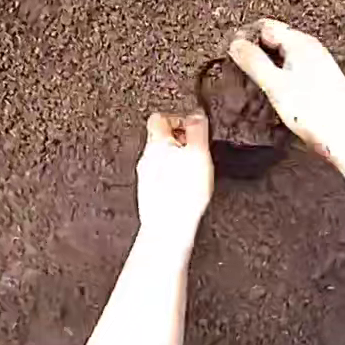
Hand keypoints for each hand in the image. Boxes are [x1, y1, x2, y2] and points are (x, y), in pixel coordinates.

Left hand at [136, 111, 212, 248]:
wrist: (168, 230)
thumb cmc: (182, 194)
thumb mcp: (198, 153)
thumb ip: (197, 129)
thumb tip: (196, 114)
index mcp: (155, 144)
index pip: (160, 117)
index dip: (179, 119)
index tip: (194, 129)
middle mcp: (147, 159)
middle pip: (161, 139)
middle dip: (180, 142)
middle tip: (197, 152)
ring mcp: (147, 178)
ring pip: (162, 160)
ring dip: (178, 161)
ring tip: (193, 173)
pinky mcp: (151, 195)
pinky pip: (163, 179)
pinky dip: (174, 179)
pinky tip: (186, 189)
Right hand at [228, 19, 344, 163]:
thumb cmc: (314, 111)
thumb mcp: (275, 85)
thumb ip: (253, 62)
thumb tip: (235, 43)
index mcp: (301, 43)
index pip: (266, 26)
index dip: (246, 37)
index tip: (231, 53)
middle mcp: (312, 48)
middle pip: (276, 40)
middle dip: (255, 51)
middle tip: (237, 69)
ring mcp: (318, 64)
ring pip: (285, 56)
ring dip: (267, 65)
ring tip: (252, 82)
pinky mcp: (321, 81)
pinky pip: (294, 70)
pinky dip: (280, 76)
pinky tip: (274, 92)